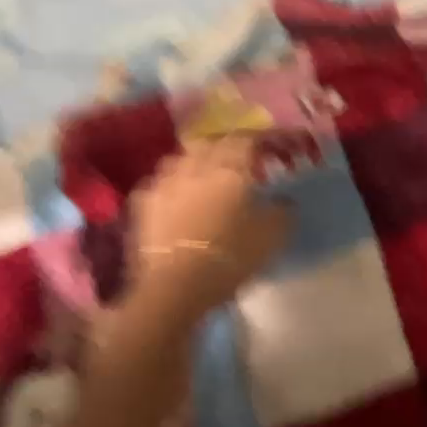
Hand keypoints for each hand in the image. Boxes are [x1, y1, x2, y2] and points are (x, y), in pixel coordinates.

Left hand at [129, 136, 292, 318]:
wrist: (175, 287)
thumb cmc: (230, 256)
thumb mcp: (272, 236)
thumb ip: (282, 211)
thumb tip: (282, 200)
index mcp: (230, 167)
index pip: (246, 139)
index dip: (258, 140)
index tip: (267, 149)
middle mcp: (196, 166)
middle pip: (209, 142)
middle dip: (222, 147)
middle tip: (234, 161)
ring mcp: (166, 183)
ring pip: (180, 159)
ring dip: (192, 163)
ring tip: (202, 177)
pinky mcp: (144, 206)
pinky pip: (158, 185)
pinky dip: (169, 187)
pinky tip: (174, 199)